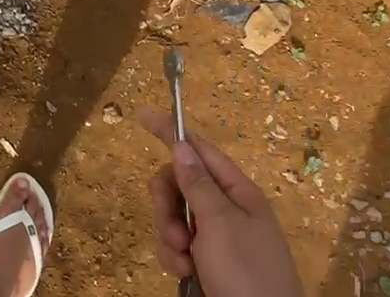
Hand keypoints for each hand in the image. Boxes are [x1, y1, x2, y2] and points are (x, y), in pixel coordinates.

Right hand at [139, 111, 302, 296]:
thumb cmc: (247, 273)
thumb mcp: (220, 224)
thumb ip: (197, 184)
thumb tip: (180, 144)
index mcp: (239, 193)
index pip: (201, 150)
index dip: (172, 132)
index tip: (142, 116)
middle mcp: (227, 211)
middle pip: (181, 184)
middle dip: (167, 203)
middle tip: (172, 228)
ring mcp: (217, 238)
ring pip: (174, 216)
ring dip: (169, 235)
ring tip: (181, 259)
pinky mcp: (206, 263)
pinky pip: (177, 244)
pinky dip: (175, 256)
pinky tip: (184, 272)